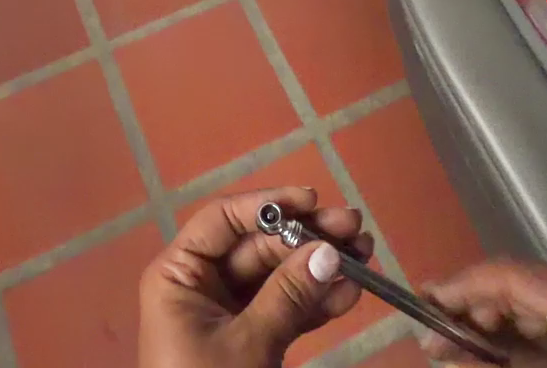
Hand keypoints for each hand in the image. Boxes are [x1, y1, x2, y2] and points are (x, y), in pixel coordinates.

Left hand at [139, 188, 374, 367]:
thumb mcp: (247, 347)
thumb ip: (288, 296)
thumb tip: (329, 251)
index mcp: (179, 275)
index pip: (223, 220)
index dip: (267, 205)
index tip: (311, 199)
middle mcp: (202, 286)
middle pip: (258, 246)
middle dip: (306, 237)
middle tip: (355, 227)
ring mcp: (228, 315)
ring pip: (278, 277)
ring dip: (320, 267)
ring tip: (366, 254)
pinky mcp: (252, 342)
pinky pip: (286, 310)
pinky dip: (316, 302)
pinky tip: (351, 292)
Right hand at [421, 261, 546, 367]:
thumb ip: (497, 364)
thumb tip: (437, 345)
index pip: (514, 276)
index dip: (462, 286)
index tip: (422, 301)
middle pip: (520, 289)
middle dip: (471, 309)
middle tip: (429, 334)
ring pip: (531, 311)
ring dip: (488, 328)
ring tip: (447, 347)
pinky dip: (514, 346)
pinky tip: (483, 355)